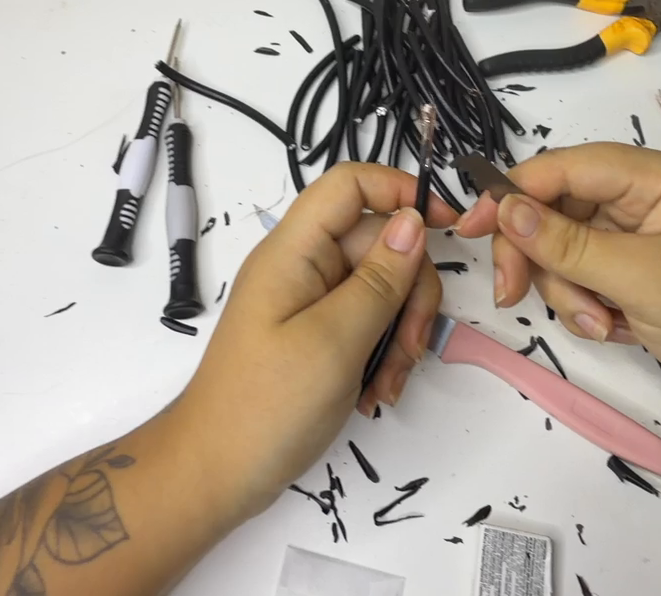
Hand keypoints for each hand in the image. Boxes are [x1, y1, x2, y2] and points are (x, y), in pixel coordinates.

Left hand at [175, 163, 458, 519]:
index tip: (446, 225)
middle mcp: (304, 264)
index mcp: (295, 249)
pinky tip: (378, 391)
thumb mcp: (334, 341)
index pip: (349, 184)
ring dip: (399, 331)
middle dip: (409, 292)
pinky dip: (383, 351)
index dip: (399, 190)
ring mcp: (310, 299)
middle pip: (378, 242)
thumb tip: (412, 221)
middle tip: (411, 348)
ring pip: (381, 285)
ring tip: (389, 383)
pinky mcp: (318, 331)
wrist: (214, 476)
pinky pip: (367, 320)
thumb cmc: (267, 404)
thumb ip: (378, 279)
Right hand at [455, 142, 660, 416]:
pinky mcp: (624, 268)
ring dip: (565, 289)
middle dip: (536, 254)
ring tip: (599, 322)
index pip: (562, 168)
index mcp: (650, 178)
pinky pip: (574, 273)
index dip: (512, 192)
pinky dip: (581, 303)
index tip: (471, 227)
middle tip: (513, 294)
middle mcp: (634, 196)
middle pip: (550, 208)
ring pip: (556, 246)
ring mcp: (627, 234)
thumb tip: (505, 209)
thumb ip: (569, 244)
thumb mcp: (642, 280)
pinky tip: (613, 327)